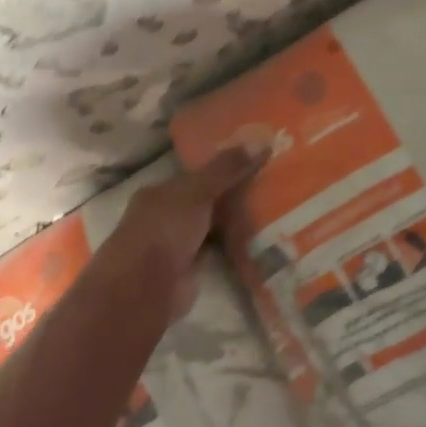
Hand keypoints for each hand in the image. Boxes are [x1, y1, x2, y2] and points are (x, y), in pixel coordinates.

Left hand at [99, 148, 262, 318]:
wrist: (146, 287)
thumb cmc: (164, 229)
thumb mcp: (196, 192)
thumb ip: (226, 169)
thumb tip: (262, 139)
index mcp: (159, 194)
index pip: (195, 177)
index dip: (224, 169)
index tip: (257, 162)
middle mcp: (165, 218)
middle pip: (207, 203)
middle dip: (235, 197)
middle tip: (276, 187)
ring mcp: (177, 246)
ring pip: (215, 229)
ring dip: (239, 225)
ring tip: (279, 212)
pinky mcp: (191, 271)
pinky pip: (220, 253)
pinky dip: (237, 249)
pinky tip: (265, 242)